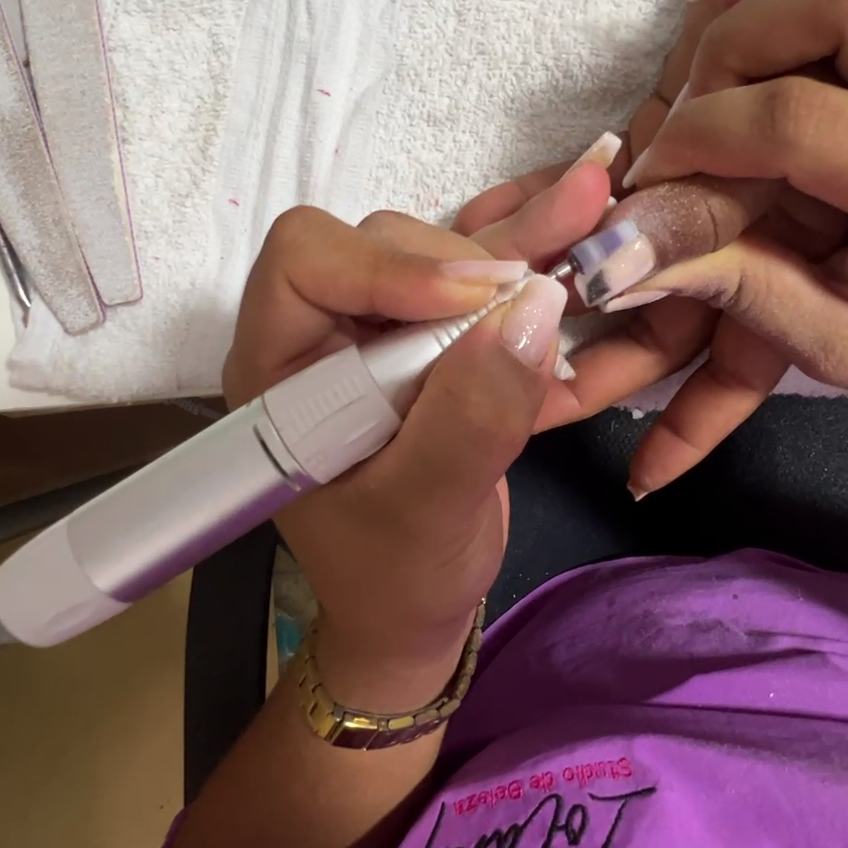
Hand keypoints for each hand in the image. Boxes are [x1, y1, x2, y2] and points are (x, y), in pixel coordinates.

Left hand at [222, 163, 606, 708]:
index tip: (475, 303)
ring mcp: (374, 336)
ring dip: (500, 258)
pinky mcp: (423, 345)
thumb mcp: (431, 508)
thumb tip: (531, 310)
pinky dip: (516, 273)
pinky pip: (469, 287)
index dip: (389, 266)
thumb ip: (471, 418)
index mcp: (280, 371)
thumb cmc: (399, 572)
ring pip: (432, 255)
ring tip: (567, 243)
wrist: (415, 604)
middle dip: (457, 268)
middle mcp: (319, 337)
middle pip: (377, 245)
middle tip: (527, 307)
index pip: (306, 263)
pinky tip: (563, 243)